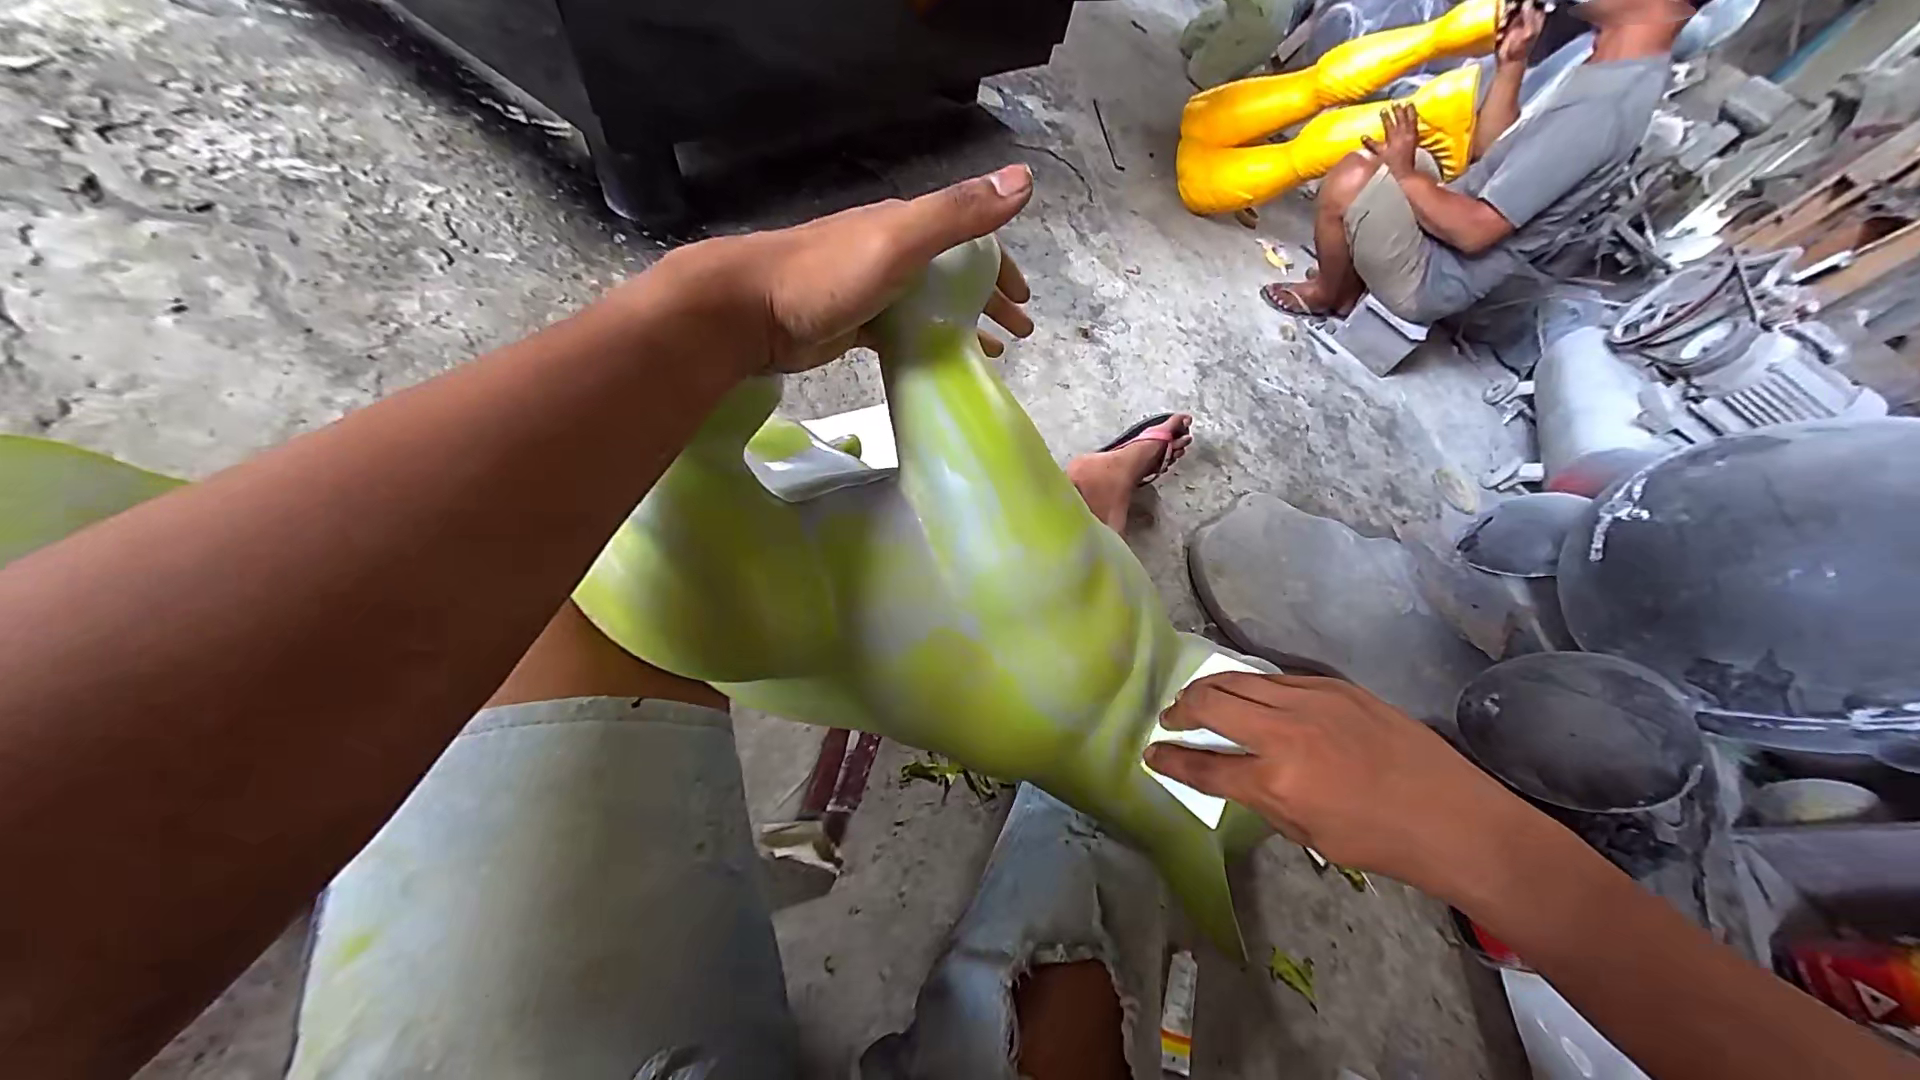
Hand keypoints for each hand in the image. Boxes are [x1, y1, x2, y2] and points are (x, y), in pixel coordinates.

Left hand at [654, 164, 1036, 374]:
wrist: (753, 310)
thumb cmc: (828, 273)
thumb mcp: (901, 239)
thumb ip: (958, 214)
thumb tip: (1023, 181)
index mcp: (908, 227)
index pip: (969, 238)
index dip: (1002, 266)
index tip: (1025, 298)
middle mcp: (894, 253)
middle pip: (955, 275)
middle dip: (991, 300)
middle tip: (1020, 331)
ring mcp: (875, 291)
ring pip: (933, 308)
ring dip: (966, 325)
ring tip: (994, 353)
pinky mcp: (858, 325)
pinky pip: (907, 333)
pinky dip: (932, 345)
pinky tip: (943, 364)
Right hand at [1143, 673, 1539, 899]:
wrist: (1456, 818)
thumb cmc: (1380, 842)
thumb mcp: (1306, 832)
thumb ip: (1257, 796)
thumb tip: (1227, 771)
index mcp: (1277, 780)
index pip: (1202, 765)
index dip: (1169, 759)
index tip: (1150, 753)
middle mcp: (1285, 732)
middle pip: (1208, 702)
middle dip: (1179, 710)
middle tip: (1171, 718)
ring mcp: (1310, 700)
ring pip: (1236, 679)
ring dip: (1209, 689)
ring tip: (1199, 700)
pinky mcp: (1332, 685)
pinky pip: (1274, 679)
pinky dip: (1252, 688)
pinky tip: (1253, 700)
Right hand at [1360, 103, 1421, 179]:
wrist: (1403, 172)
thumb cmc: (1389, 165)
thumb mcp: (1379, 155)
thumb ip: (1372, 145)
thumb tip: (1363, 136)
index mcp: (1393, 138)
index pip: (1389, 124)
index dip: (1385, 116)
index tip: (1382, 109)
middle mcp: (1403, 134)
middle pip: (1400, 119)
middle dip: (1397, 110)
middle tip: (1395, 102)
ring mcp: (1410, 135)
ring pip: (1410, 119)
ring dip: (1408, 110)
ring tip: (1407, 103)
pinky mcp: (1415, 138)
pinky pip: (1415, 123)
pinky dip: (1415, 117)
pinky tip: (1414, 113)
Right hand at [1496, 1, 1543, 65]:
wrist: (1509, 62)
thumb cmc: (1522, 49)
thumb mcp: (1529, 32)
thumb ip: (1529, 17)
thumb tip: (1527, 2)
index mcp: (1536, 15)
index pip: (1533, 1)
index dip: (1527, 1)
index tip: (1521, 4)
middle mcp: (1526, 16)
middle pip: (1520, 4)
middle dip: (1513, 7)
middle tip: (1509, 13)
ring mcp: (1514, 22)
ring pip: (1509, 11)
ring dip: (1504, 17)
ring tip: (1502, 26)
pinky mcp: (1503, 29)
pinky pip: (1500, 21)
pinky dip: (1498, 26)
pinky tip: (1499, 34)